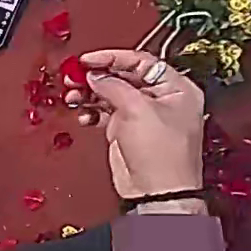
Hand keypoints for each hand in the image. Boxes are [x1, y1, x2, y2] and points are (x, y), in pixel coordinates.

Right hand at [66, 49, 206, 211]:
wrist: (156, 192)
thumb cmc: (163, 156)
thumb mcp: (137, 110)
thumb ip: (113, 86)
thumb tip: (96, 75)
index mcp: (176, 88)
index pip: (141, 61)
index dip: (112, 58)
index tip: (89, 59)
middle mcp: (160, 99)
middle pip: (123, 76)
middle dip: (97, 75)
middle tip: (75, 75)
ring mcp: (142, 114)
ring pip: (110, 93)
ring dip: (89, 92)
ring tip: (74, 94)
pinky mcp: (126, 129)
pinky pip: (104, 111)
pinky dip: (91, 110)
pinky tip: (83, 113)